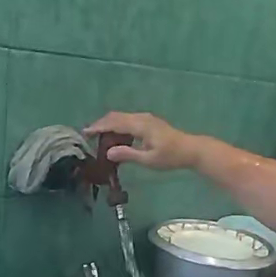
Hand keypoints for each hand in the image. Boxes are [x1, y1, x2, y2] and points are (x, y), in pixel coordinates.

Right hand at [83, 112, 200, 170]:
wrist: (190, 149)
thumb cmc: (170, 157)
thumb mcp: (148, 159)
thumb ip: (128, 155)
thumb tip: (108, 153)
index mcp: (140, 125)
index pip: (114, 123)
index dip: (99, 127)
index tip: (86, 133)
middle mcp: (141, 118)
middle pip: (116, 117)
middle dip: (101, 124)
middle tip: (88, 135)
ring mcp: (145, 118)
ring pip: (122, 117)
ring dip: (109, 125)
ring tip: (99, 137)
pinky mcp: (148, 122)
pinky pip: (128, 120)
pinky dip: (117, 126)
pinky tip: (115, 137)